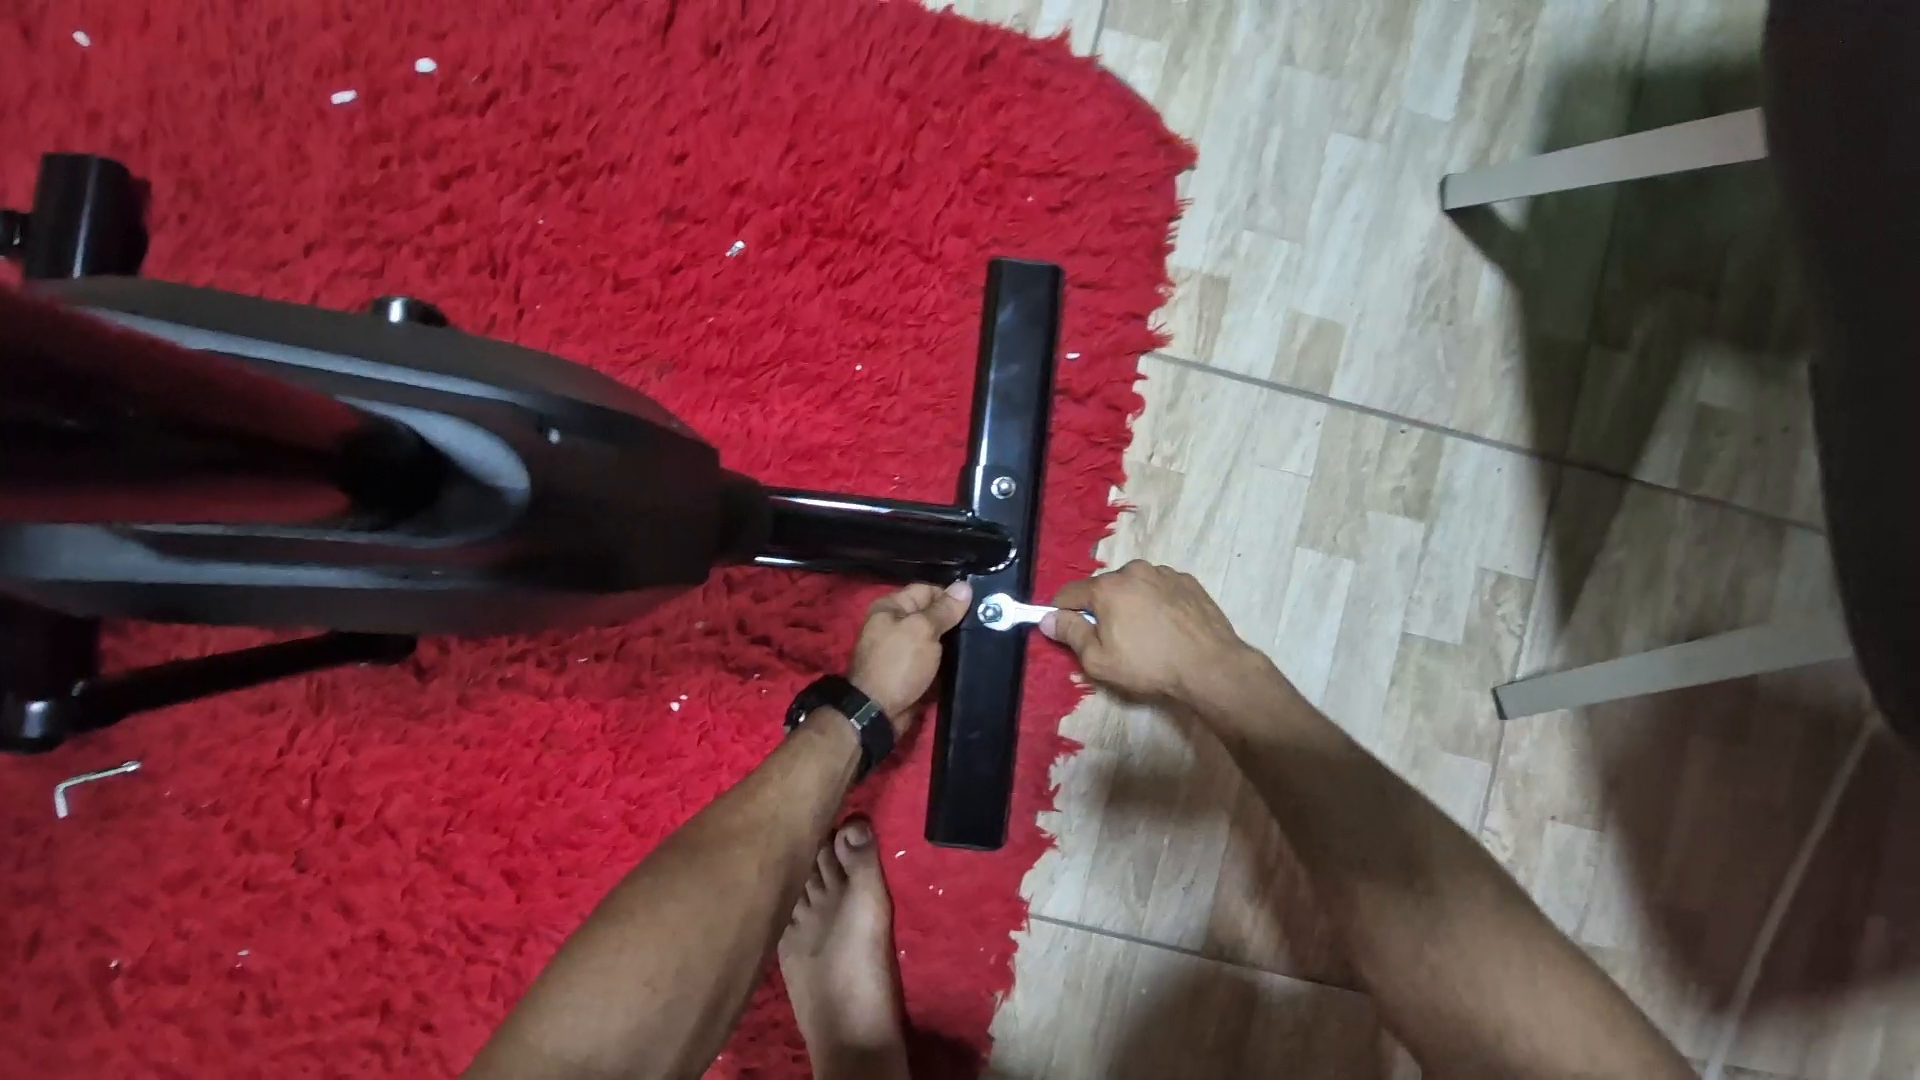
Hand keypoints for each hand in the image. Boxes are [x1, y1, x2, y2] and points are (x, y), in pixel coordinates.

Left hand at [847, 580, 972, 735]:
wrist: (879, 712)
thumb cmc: (898, 664)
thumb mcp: (922, 630)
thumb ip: (944, 609)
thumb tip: (965, 586)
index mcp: (892, 607)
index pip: (927, 590)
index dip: (950, 596)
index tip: (977, 605)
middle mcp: (896, 625)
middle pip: (933, 615)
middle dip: (955, 620)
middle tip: (985, 623)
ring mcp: (904, 650)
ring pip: (937, 639)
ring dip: (955, 642)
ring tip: (983, 640)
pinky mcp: (913, 672)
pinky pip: (936, 660)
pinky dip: (949, 662)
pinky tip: (971, 660)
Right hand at [1039, 560, 1261, 705]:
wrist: (1210, 666)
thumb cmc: (1149, 665)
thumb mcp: (1099, 660)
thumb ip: (1070, 634)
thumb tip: (1048, 618)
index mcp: (1107, 587)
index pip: (1069, 594)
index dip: (1063, 613)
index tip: (1068, 631)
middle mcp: (1134, 570)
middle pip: (1104, 589)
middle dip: (1102, 609)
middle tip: (1114, 640)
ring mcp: (1164, 573)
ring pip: (1134, 587)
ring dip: (1131, 604)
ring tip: (1147, 634)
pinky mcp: (1188, 581)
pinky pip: (1160, 589)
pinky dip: (1157, 603)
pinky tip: (1168, 627)